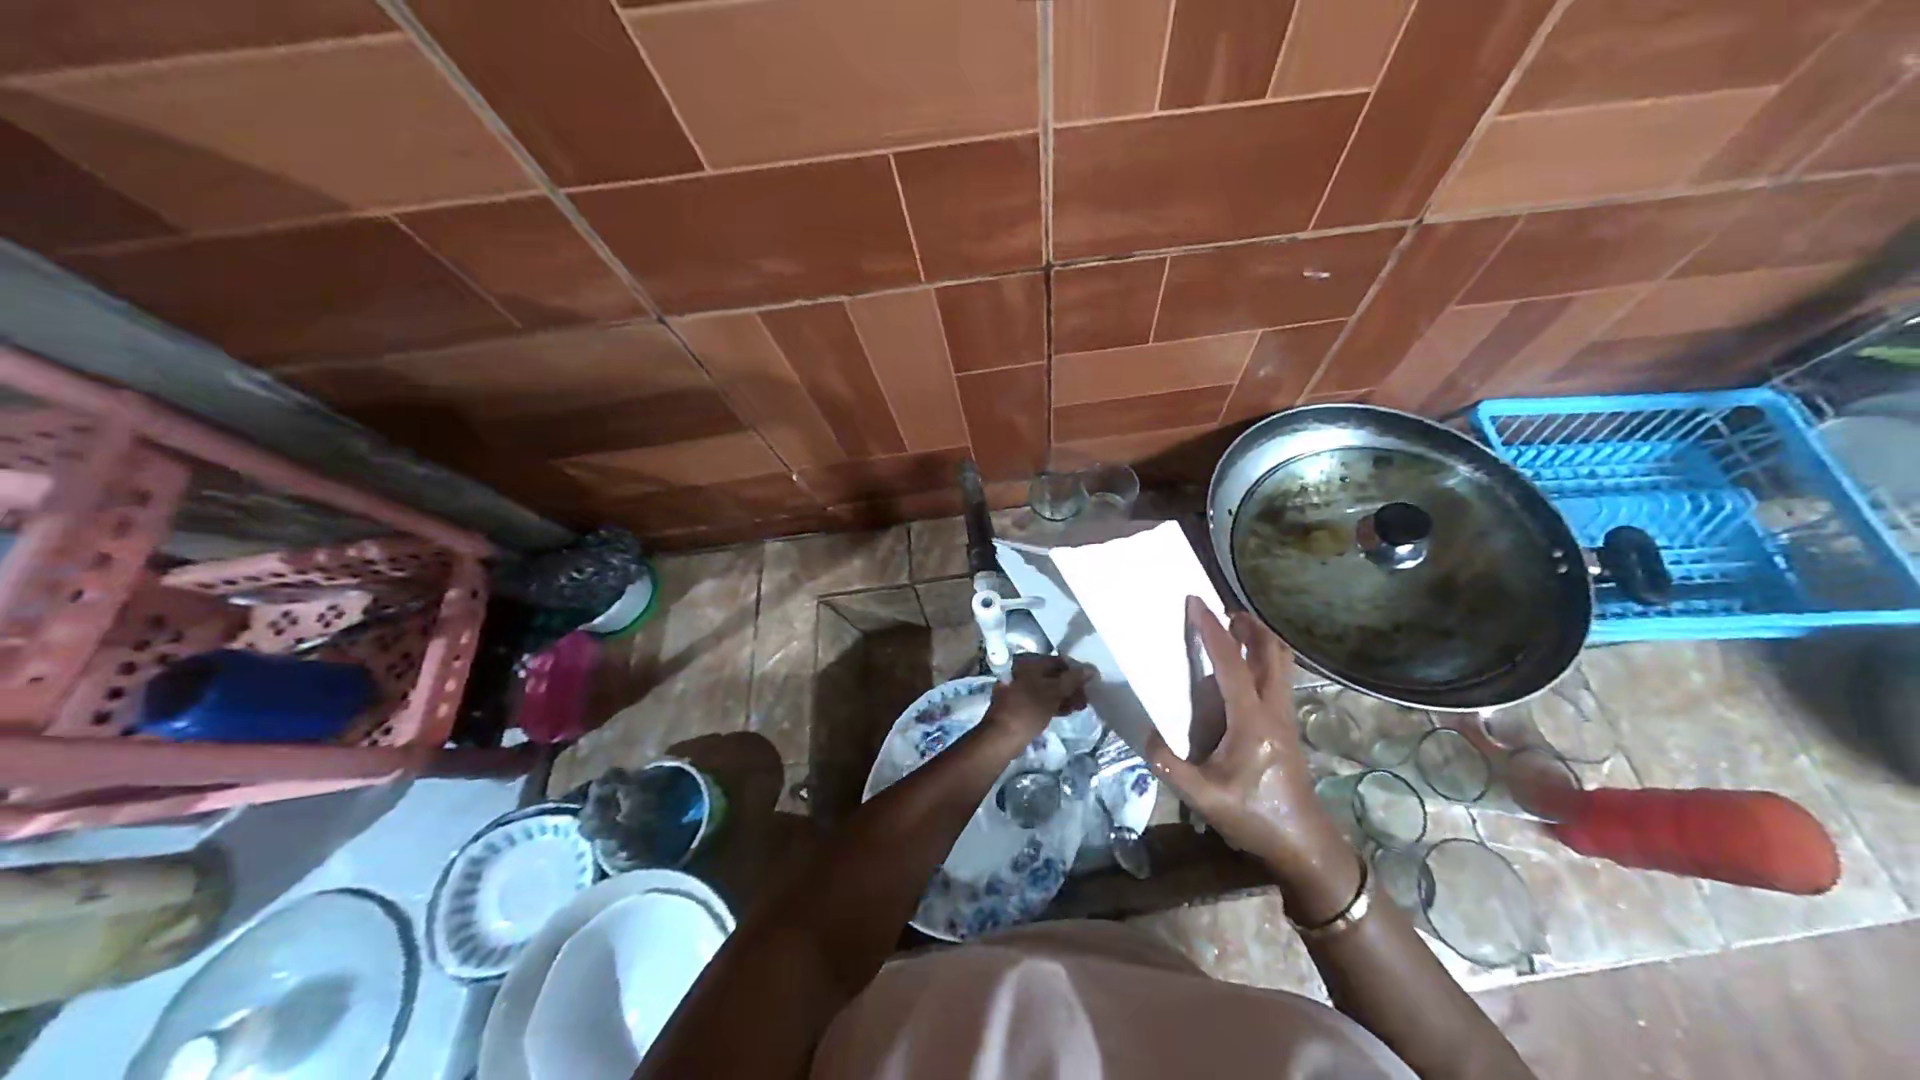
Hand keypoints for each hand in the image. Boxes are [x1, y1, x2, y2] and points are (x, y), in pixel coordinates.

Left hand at [984, 655, 1093, 742]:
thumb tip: (1091, 668)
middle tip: (1086, 699)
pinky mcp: (1019, 705)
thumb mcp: (1053, 692)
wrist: (1001, 737)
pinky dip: (1054, 704)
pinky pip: (1041, 700)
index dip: (1075, 671)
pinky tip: (1066, 712)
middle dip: (1071, 686)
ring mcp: (1019, 689)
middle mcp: (1022, 672)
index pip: (1058, 661)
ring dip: (1064, 696)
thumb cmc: (1028, 709)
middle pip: (1053, 675)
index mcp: (1028, 664)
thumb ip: (1072, 679)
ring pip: (1047, 689)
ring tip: (1080, 707)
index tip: (1089, 683)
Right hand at [1143, 598, 1351, 883]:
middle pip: (1272, 650)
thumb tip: (1146, 733)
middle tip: (1219, 612)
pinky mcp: (1288, 724)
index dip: (1212, 630)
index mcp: (1252, 721)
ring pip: (1281, 661)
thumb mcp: (1202, 795)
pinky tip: (1240, 669)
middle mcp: (1274, 709)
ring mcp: (1286, 715)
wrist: (1302, 843)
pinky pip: (1279, 676)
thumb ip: (1168, 764)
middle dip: (1247, 624)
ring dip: (1259, 638)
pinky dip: (1262, 658)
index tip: (1195, 602)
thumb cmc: (1253, 817)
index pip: (1232, 663)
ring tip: (1230, 630)